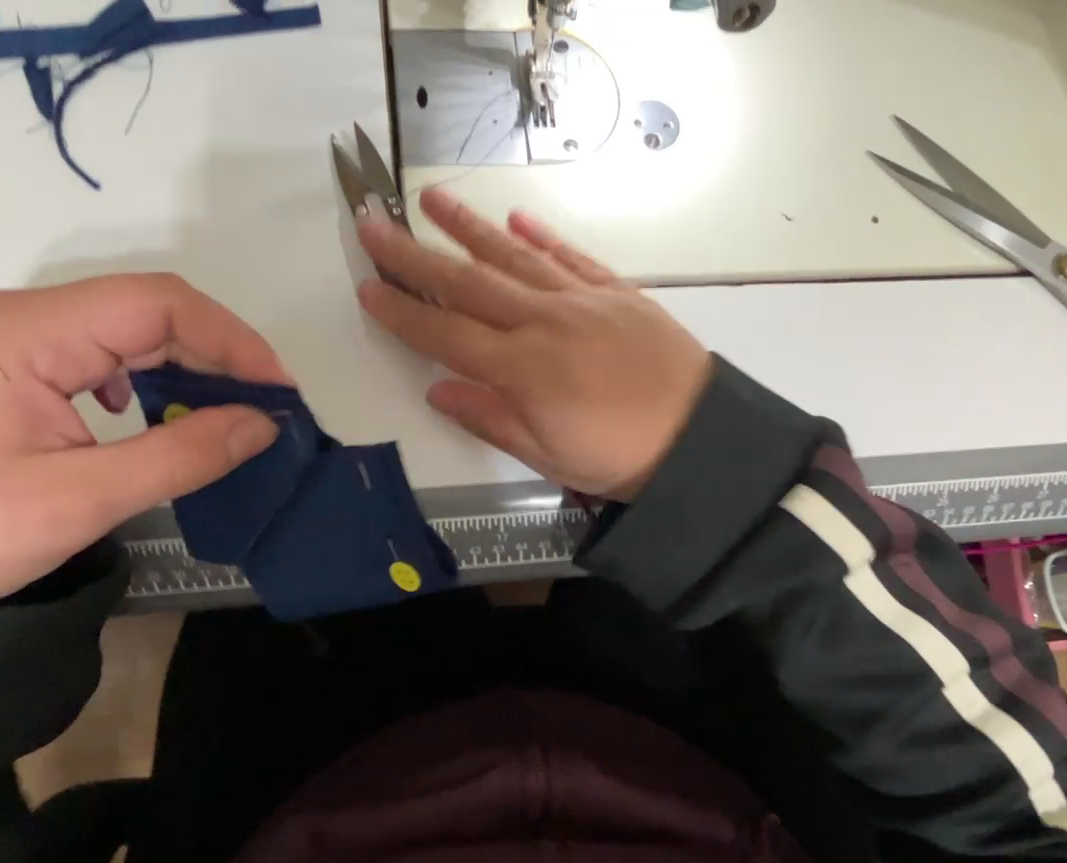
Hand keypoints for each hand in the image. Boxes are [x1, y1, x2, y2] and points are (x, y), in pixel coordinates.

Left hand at [0, 274, 289, 621]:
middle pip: (140, 311)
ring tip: (227, 415)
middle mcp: (11, 319)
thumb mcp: (80, 500)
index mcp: (22, 331)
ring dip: (181, 368)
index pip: (155, 304)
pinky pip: (89, 359)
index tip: (281, 392)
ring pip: (118, 334)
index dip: (232, 341)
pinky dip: (141, 383)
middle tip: (267, 409)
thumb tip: (264, 422)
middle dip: (214, 354)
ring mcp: (0, 345)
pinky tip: (154, 416)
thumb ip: (181, 455)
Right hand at [356, 189, 711, 499]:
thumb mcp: (546, 456)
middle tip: (374, 224)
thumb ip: (489, 419)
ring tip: (431, 200)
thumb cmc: (618, 458)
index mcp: (521, 369)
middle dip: (415, 254)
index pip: (446, 334)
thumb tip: (438, 389)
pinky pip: (571, 257)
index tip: (366, 288)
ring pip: (515, 255)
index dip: (402, 312)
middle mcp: (544, 322)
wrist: (699, 438)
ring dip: (469, 226)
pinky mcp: (617, 293)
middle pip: (468, 282)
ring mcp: (581, 301)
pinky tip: (516, 218)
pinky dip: (543, 235)